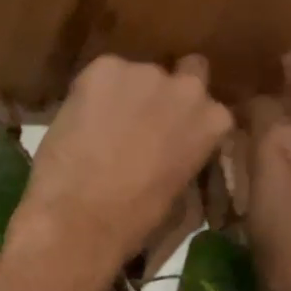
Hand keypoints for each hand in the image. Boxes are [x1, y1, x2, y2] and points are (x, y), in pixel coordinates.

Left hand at [7, 54, 233, 290]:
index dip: (183, 118)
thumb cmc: (132, 222)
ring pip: (135, 74)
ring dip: (122, 93)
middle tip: (135, 121)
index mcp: (213, 122)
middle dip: (163, 93)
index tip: (166, 132)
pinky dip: (88, 94)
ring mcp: (146, 73)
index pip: (207, 105)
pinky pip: (98, 75)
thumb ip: (180, 155)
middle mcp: (188, 88)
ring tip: (97, 128)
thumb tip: (166, 151)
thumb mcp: (175, 190)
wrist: (80, 219)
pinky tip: (77, 124)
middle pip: (182, 74)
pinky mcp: (104, 68)